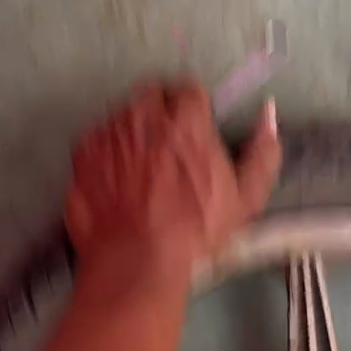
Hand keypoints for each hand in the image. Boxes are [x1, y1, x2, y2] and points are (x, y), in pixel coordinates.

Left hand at [64, 81, 280, 270]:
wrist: (135, 260)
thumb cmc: (194, 232)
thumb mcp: (245, 199)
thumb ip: (262, 152)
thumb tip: (269, 114)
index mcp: (186, 120)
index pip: (190, 90)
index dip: (194, 112)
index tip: (196, 135)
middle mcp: (143, 115)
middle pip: (152, 93)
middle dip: (161, 112)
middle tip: (169, 148)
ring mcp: (108, 131)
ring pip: (123, 115)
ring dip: (134, 132)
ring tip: (142, 170)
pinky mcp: (82, 152)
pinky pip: (98, 139)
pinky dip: (108, 153)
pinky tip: (118, 182)